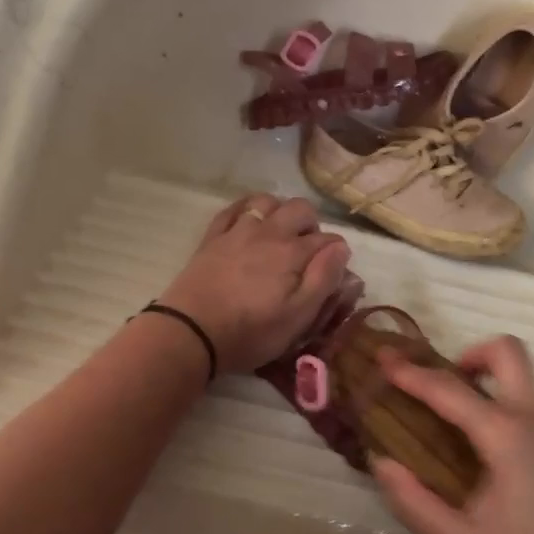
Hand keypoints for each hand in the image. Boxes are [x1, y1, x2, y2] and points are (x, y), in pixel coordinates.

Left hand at [155, 194, 350, 372]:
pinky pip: (233, 208)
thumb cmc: (250, 332)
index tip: (332, 274)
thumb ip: (323, 280)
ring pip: (267, 201)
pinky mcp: (213, 237)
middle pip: (301, 209)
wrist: (191, 331)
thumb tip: (341, 248)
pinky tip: (249, 219)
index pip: (329, 240)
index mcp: (293, 253)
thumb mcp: (298, 317)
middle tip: (307, 251)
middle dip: (312, 225)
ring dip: (280, 211)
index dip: (336, 255)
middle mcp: (269, 232)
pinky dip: (247, 208)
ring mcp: (238, 230)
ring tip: (280, 233)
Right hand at [371, 335, 533, 533]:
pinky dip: (510, 420)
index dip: (411, 373)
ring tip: (464, 441)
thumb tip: (383, 463)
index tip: (383, 359)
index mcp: (507, 436)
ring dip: (489, 392)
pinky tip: (503, 472)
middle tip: (444, 386)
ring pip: (522, 385)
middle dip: (470, 355)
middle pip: (506, 352)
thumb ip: (414, 504)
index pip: (449, 390)